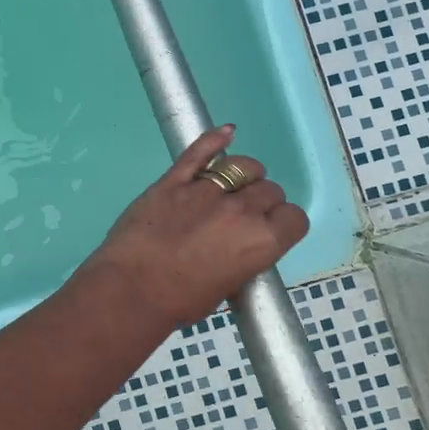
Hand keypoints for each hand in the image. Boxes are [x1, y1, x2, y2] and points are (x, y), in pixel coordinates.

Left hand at [80, 125, 307, 325]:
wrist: (133, 287)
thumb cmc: (183, 298)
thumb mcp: (232, 283)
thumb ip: (245, 253)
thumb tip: (241, 241)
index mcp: (265, 241)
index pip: (294, 216)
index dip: (282, 220)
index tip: (270, 225)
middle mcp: (241, 211)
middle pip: (268, 189)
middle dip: (261, 198)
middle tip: (242, 212)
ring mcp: (203, 191)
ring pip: (240, 167)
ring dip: (242, 173)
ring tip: (233, 182)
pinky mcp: (170, 182)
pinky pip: (196, 154)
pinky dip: (213, 139)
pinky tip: (226, 131)